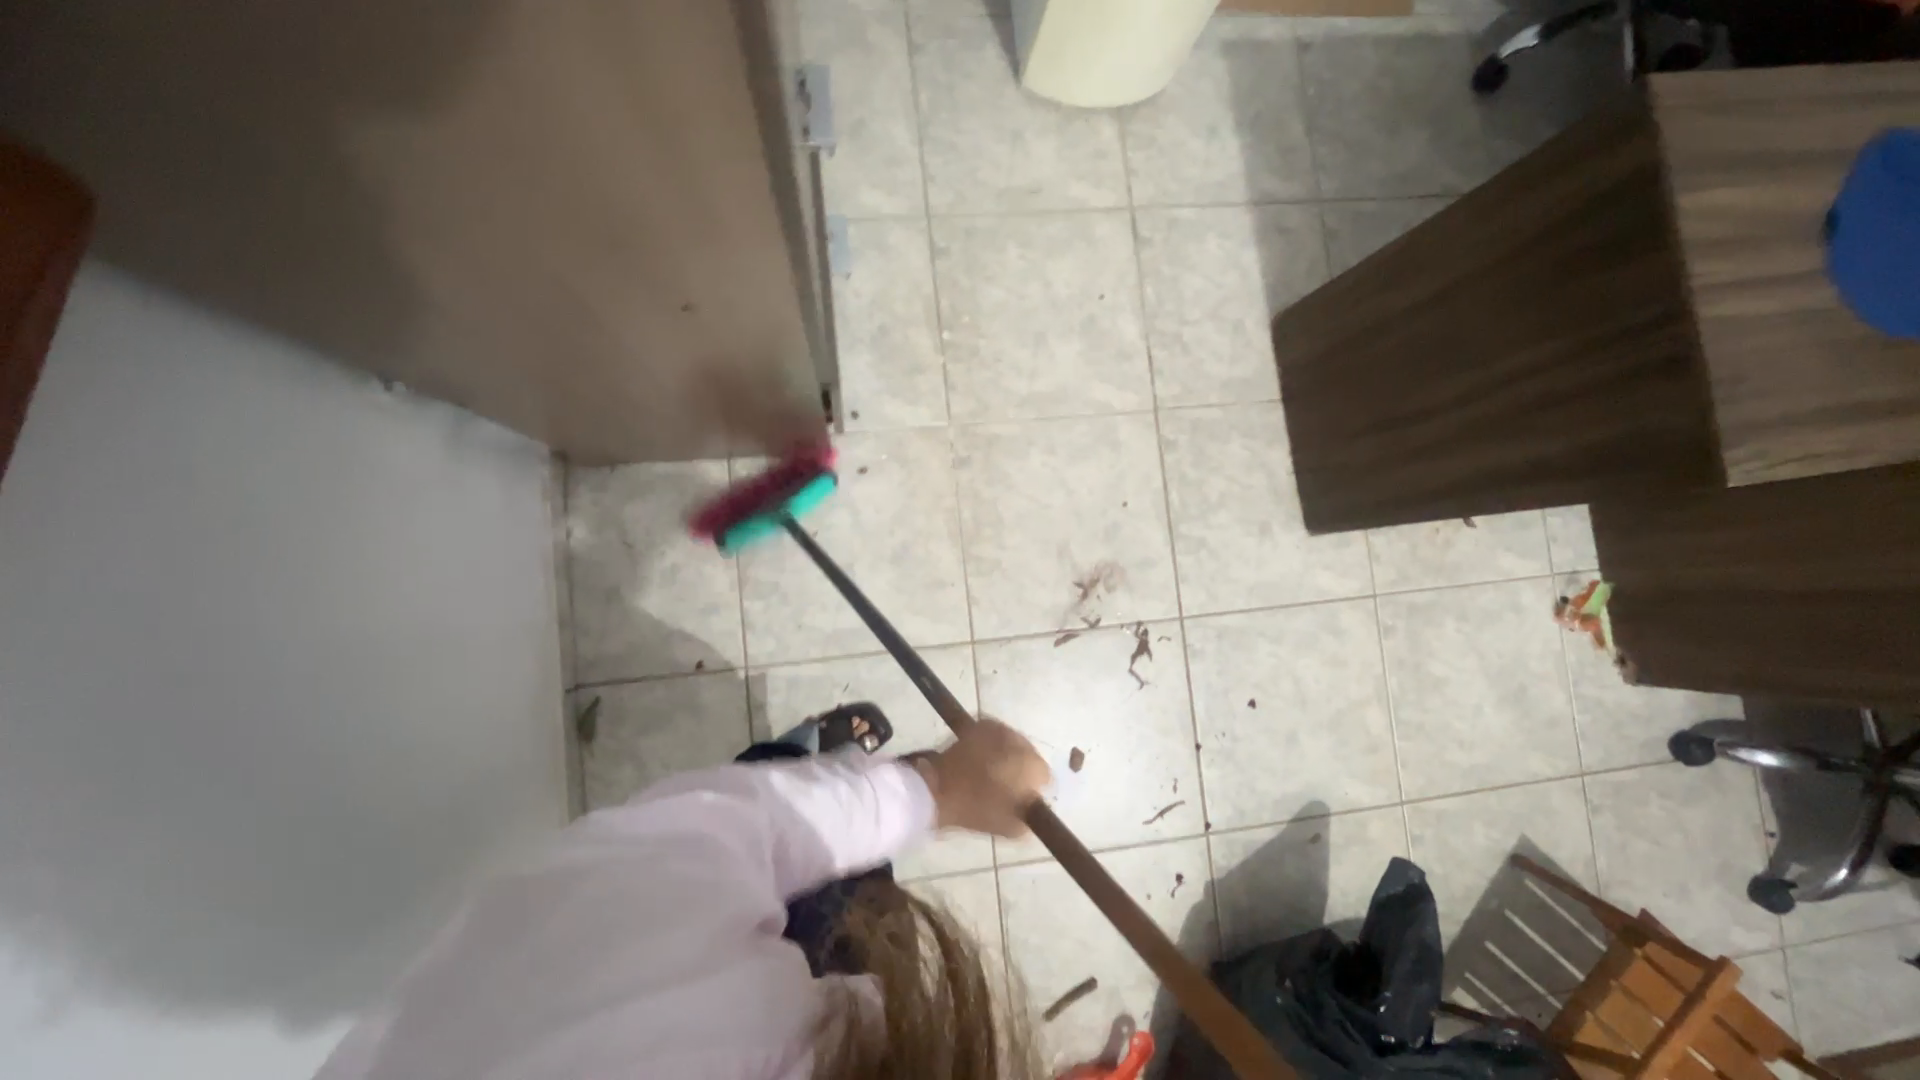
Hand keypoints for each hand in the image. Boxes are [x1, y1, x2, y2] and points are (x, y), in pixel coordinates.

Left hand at [912, 718, 1049, 838]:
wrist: (935, 790)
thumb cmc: (974, 809)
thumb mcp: (1008, 826)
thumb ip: (1028, 817)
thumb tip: (1033, 809)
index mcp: (1029, 763)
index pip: (1045, 774)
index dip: (1037, 788)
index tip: (1026, 799)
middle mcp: (1018, 740)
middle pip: (1031, 755)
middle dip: (1025, 769)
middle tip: (1011, 786)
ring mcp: (998, 728)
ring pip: (1015, 743)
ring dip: (1011, 756)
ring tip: (997, 772)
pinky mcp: (979, 725)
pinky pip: (998, 734)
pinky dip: (997, 745)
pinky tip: (988, 758)